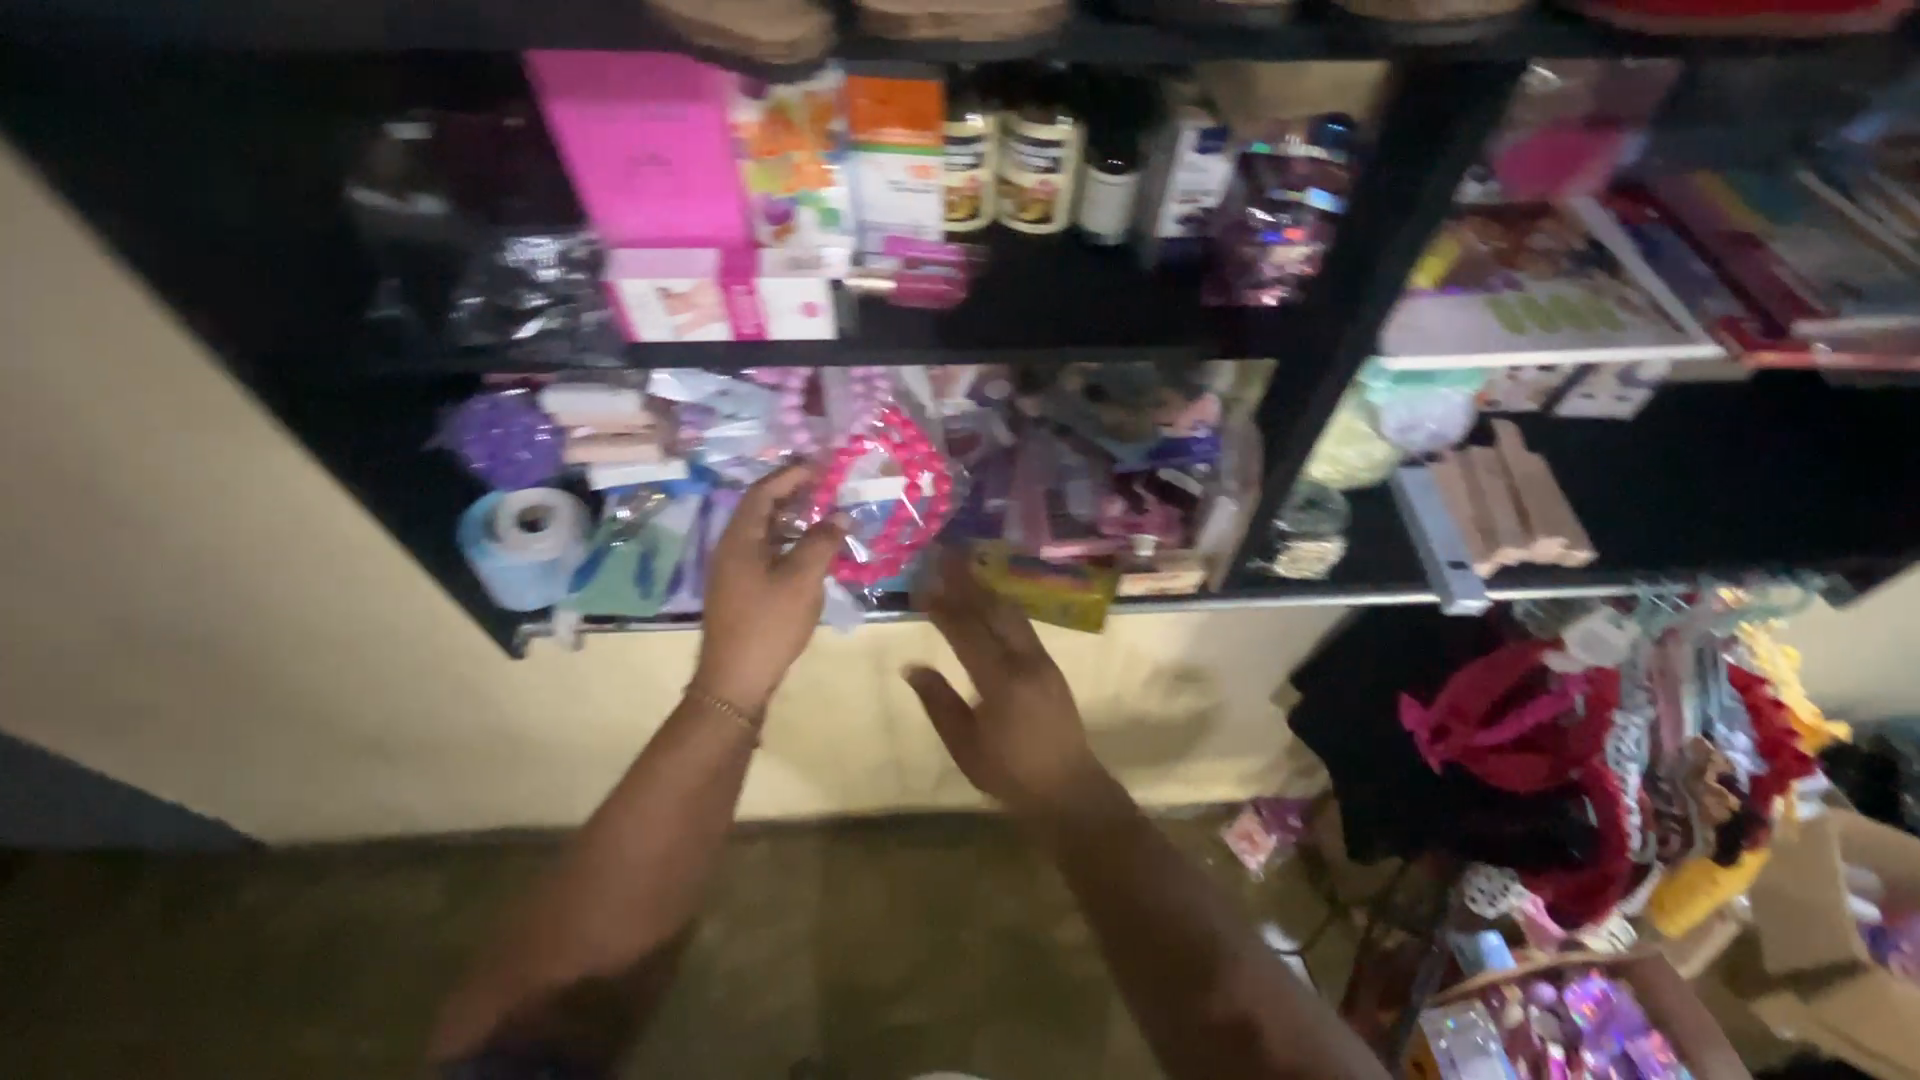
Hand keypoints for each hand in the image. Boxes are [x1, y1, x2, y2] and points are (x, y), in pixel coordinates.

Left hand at [693, 464, 845, 713]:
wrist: (736, 678)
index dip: (790, 476)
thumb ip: (822, 543)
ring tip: (826, 517)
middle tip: (827, 488)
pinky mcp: (740, 591)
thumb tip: (840, 515)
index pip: (763, 492)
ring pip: (765, 535)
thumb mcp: (802, 580)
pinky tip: (812, 555)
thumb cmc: (768, 624)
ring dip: (794, 522)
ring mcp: (733, 572)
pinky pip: (766, 554)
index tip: (820, 466)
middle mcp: (731, 548)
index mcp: (740, 538)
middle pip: (761, 510)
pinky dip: (789, 545)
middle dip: (794, 496)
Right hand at [905, 549, 1109, 819]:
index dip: (943, 607)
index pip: (967, 632)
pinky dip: (1001, 607)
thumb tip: (912, 667)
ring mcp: (1043, 661)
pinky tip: (989, 601)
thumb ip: (938, 702)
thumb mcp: (964, 745)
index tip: (922, 585)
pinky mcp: (1050, 666)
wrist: (1067, 788)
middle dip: (968, 581)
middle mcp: (1026, 661)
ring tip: (964, 568)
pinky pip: (1022, 625)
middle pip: (994, 610)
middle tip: (945, 554)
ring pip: (1012, 613)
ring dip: (986, 589)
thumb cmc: (1009, 773)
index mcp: (1001, 681)